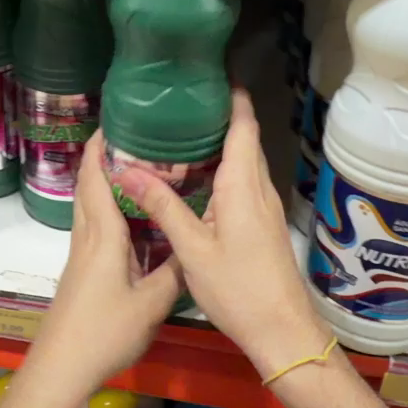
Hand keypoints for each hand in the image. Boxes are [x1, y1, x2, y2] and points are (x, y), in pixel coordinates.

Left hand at [17, 132, 183, 407]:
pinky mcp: (82, 270)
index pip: (94, 178)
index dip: (100, 147)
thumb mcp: (151, 304)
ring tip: (136, 169)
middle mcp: (87, 236)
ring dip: (103, 182)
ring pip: (88, 205)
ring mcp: (81, 254)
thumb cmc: (104, 332)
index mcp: (102, 235)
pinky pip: (94, 225)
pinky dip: (108, 208)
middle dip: (102, 158)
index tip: (115, 121)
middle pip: (87, 185)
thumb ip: (174, 272)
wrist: (61, 368)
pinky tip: (131, 218)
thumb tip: (196, 242)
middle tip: (133, 138)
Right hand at [113, 89, 333, 379]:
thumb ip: (161, 205)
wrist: (283, 333)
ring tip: (181, 128)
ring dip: (220, 141)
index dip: (232, 96)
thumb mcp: (192, 248)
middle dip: (219, 113)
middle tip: (180, 98)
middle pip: (244, 138)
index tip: (210, 73)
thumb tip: (124, 168)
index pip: (243, 126)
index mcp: (243, 184)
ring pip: (243, 160)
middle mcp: (258, 188)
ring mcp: (263, 206)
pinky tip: (196, 175)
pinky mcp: (261, 223)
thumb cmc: (238, 289)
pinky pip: (242, 180)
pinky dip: (221, 166)